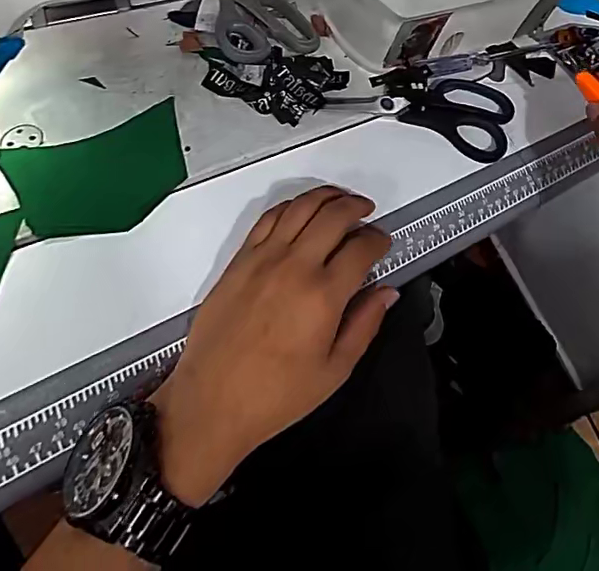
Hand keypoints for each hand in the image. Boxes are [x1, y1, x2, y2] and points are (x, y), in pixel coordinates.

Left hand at [147, 187, 396, 504]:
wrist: (212, 402)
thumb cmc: (274, 395)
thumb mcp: (334, 371)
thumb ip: (365, 325)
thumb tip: (386, 294)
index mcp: (323, 296)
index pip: (362, 247)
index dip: (379, 240)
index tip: (382, 243)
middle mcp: (295, 267)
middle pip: (335, 215)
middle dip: (357, 208)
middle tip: (367, 212)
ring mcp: (264, 258)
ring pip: (302, 206)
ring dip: (327, 196)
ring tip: (340, 200)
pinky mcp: (241, 259)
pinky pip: (270, 217)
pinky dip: (291, 205)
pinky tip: (301, 209)